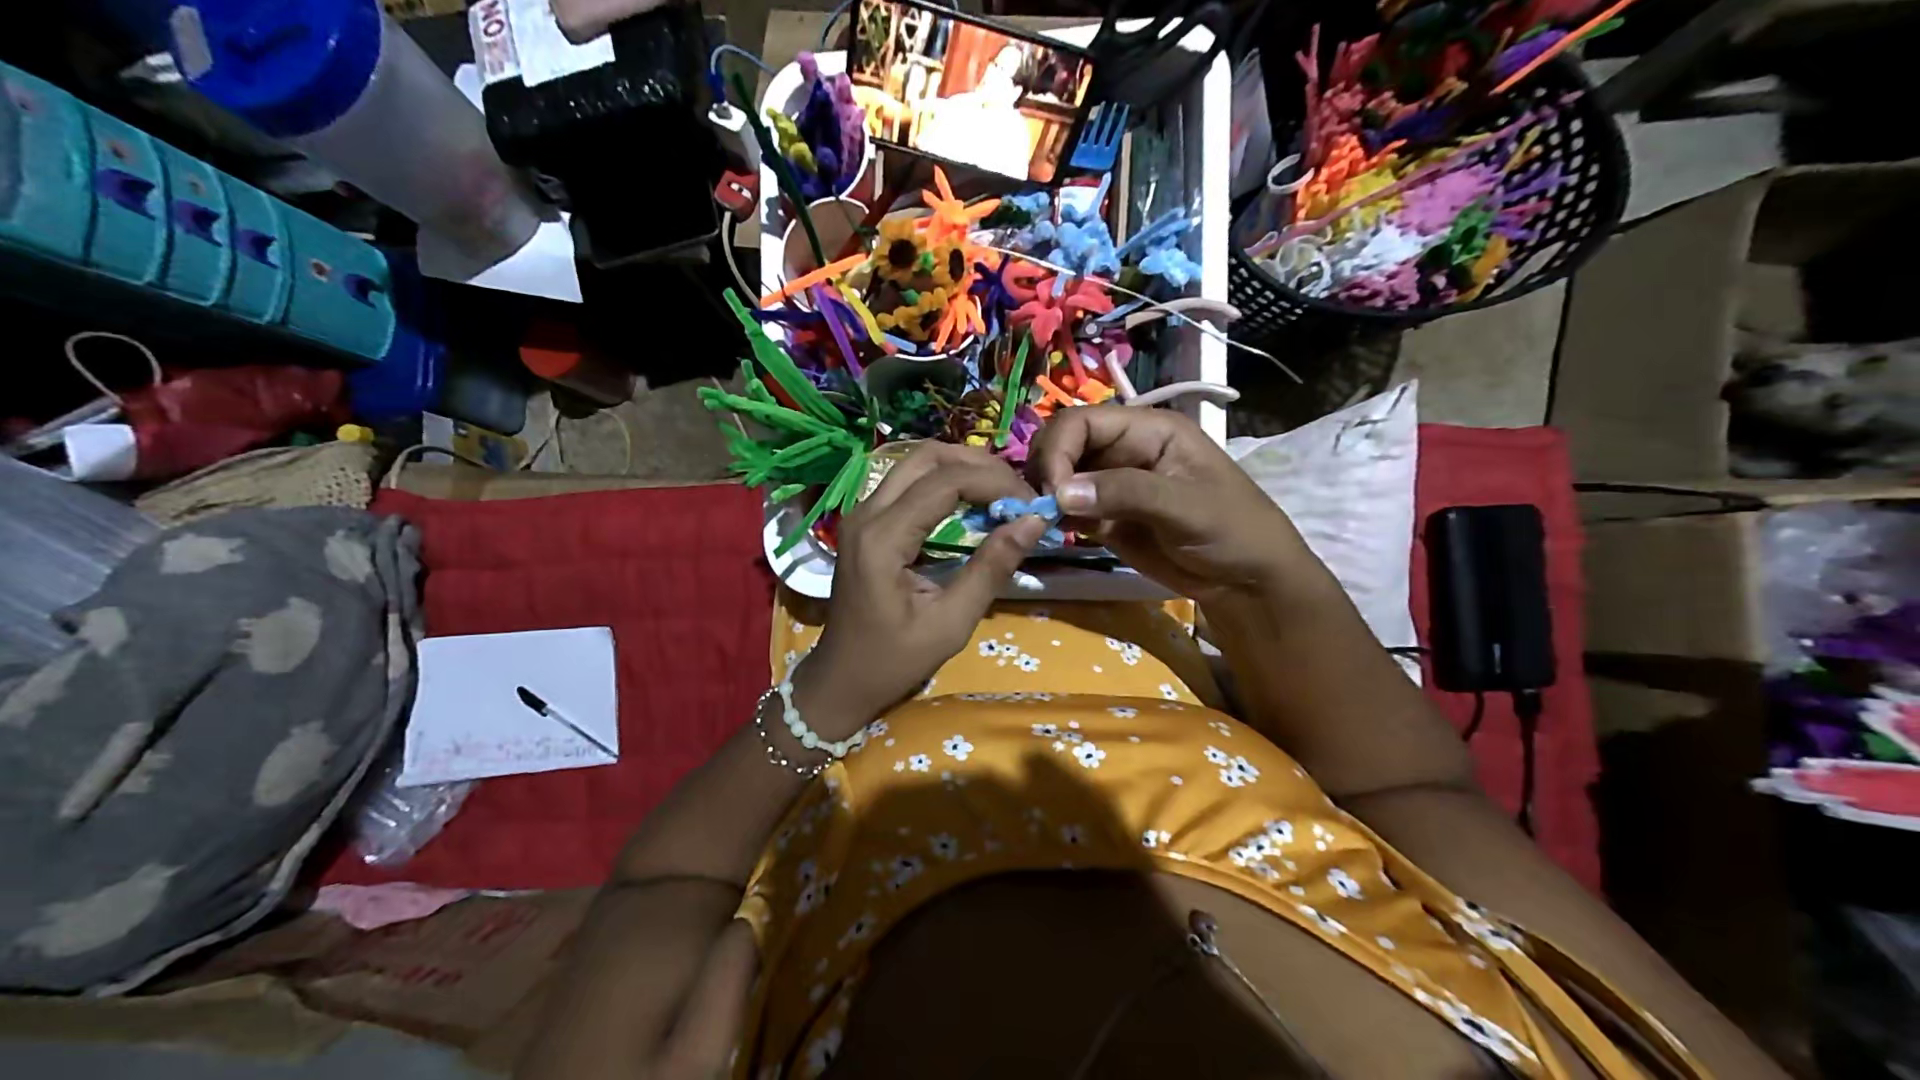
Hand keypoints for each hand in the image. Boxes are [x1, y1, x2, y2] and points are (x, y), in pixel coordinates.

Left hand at [795, 444, 1050, 730]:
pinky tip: (972, 502)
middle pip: (927, 456)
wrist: (841, 679)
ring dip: (961, 468)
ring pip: (916, 463)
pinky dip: (944, 482)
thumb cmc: (893, 660)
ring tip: (1001, 493)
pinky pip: (907, 482)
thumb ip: (990, 569)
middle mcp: (866, 512)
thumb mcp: (950, 623)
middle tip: (1018, 491)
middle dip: (979, 465)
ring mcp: (861, 513)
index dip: (995, 483)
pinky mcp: (865, 521)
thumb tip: (1034, 522)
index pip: (946, 481)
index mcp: (882, 537)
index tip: (1032, 505)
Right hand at [1026, 407, 1316, 603]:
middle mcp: (1123, 449)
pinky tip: (1053, 532)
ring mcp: (1111, 484)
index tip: (1054, 493)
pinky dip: (1053, 518)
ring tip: (1043, 522)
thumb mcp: (1186, 507)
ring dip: (1043, 495)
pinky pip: (1067, 509)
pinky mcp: (1105, 517)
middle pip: (1062, 443)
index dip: (1059, 450)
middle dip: (1045, 471)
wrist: (1247, 582)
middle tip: (1042, 509)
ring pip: (1059, 476)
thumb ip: (1126, 493)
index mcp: (1148, 429)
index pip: (1082, 422)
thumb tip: (1060, 493)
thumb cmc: (1232, 531)